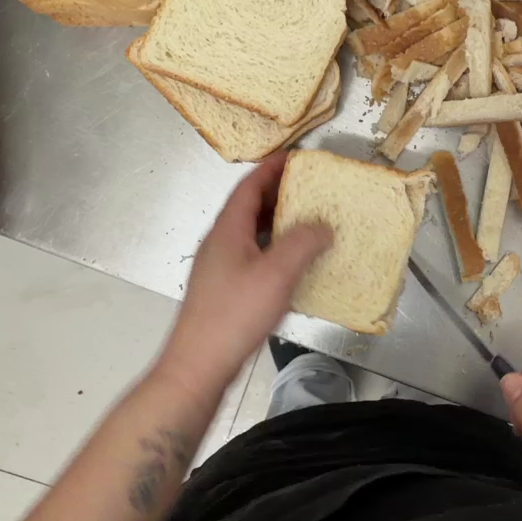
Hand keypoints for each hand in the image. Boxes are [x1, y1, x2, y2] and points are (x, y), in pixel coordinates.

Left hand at [158, 153, 331, 389]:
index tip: (296, 157)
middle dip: (278, 193)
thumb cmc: (235, 315)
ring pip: (250, 233)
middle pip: (248, 207)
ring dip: (277, 222)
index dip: (271, 168)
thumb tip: (322, 225)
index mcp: (227, 230)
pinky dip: (273, 249)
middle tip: (309, 188)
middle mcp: (219, 243)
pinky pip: (252, 255)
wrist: (199, 363)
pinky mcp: (224, 290)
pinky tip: (292, 263)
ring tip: (308, 221)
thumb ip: (302, 243)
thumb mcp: (276, 274)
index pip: (248, 186)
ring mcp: (219, 267)